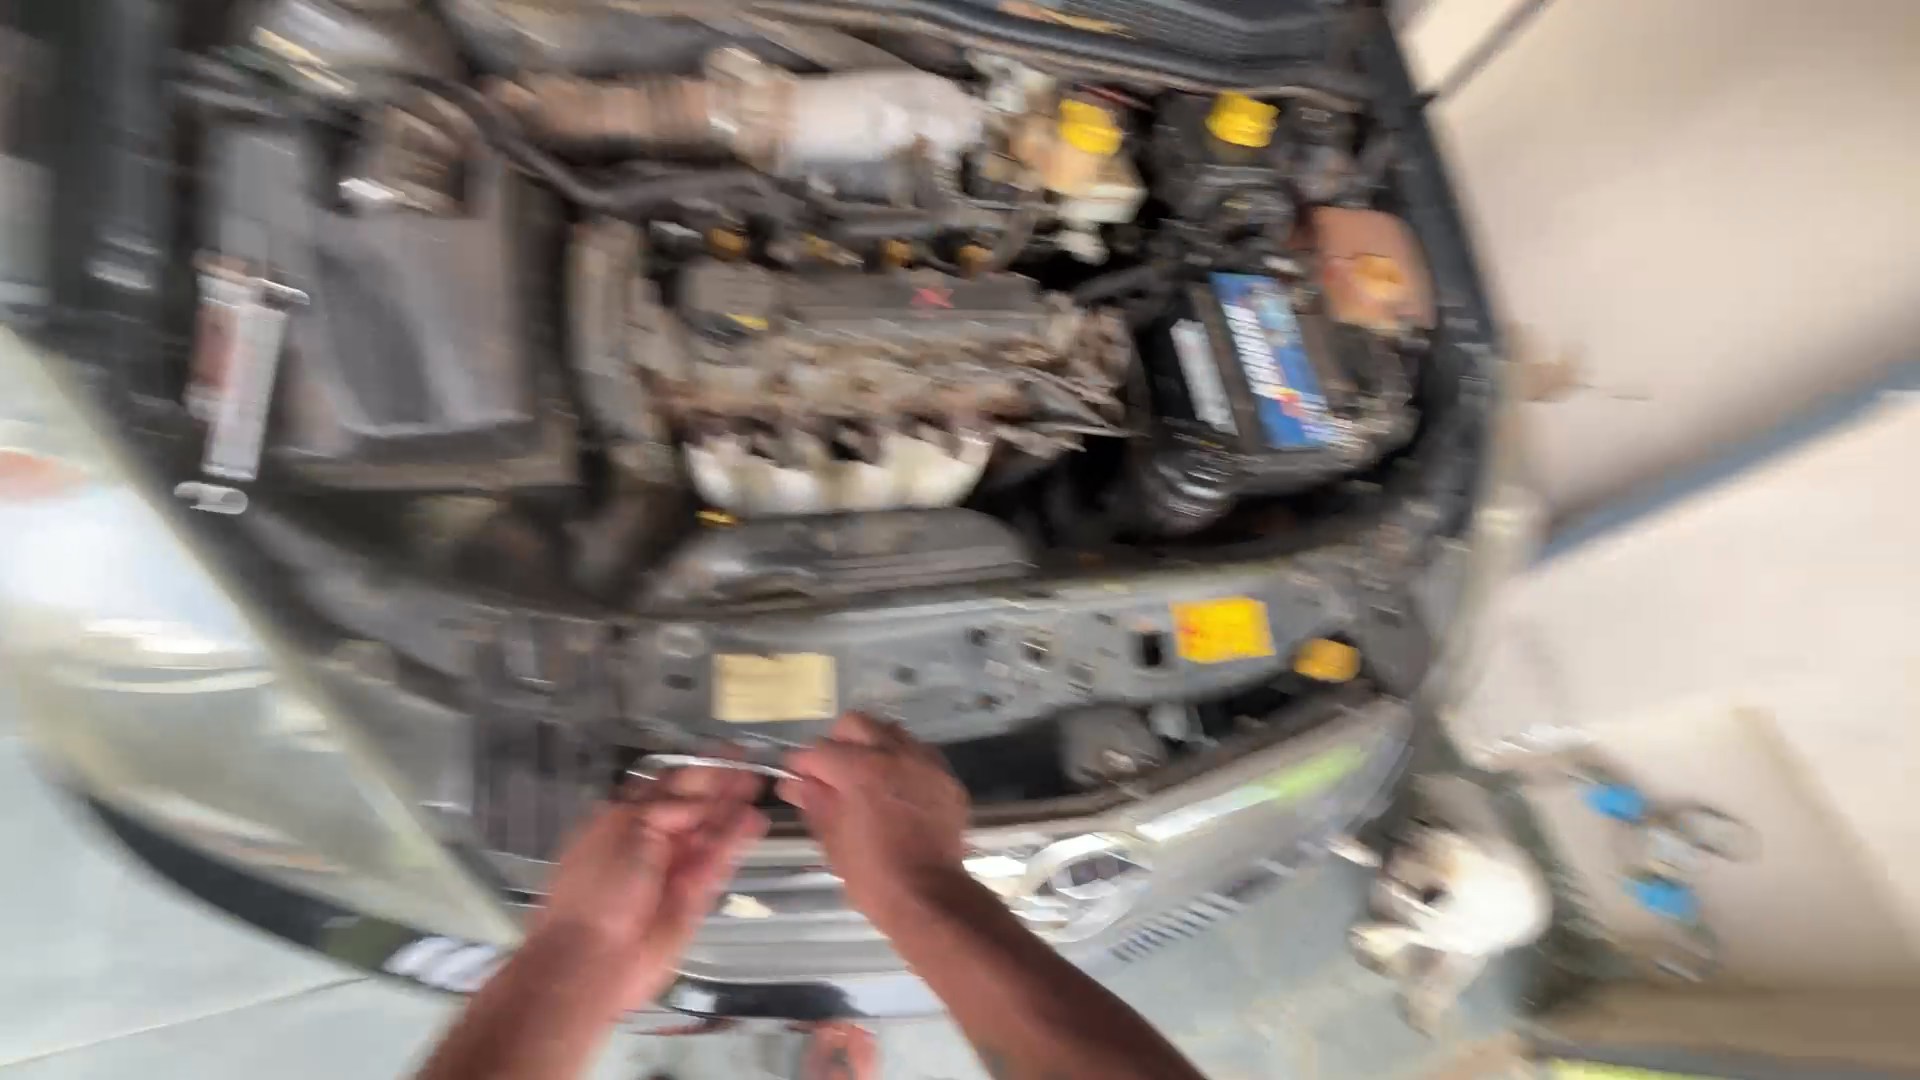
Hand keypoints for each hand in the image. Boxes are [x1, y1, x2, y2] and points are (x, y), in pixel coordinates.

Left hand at [524, 762, 768, 1013]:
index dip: (699, 768)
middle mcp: (653, 839)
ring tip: (759, 787)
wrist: (591, 961)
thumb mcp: (627, 828)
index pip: (670, 785)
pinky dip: (736, 840)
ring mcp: (675, 867)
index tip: (730, 752)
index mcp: (626, 819)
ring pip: (710, 830)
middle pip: (694, 804)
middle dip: (722, 784)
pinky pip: (718, 861)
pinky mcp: (695, 894)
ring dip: (733, 809)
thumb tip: (703, 800)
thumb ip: (670, 806)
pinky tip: (754, 822)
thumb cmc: (598, 888)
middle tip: (752, 766)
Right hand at [779, 713, 972, 922]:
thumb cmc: (873, 876)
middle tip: (830, 771)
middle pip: (856, 724)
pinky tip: (895, 787)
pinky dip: (901, 761)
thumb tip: (795, 783)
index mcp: (860, 770)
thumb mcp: (832, 841)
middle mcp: (894, 754)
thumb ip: (814, 802)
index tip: (794, 776)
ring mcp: (924, 761)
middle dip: (836, 743)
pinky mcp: (945, 776)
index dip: (801, 764)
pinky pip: (918, 753)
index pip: (819, 750)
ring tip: (865, 776)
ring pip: (890, 732)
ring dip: (872, 746)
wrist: (929, 896)